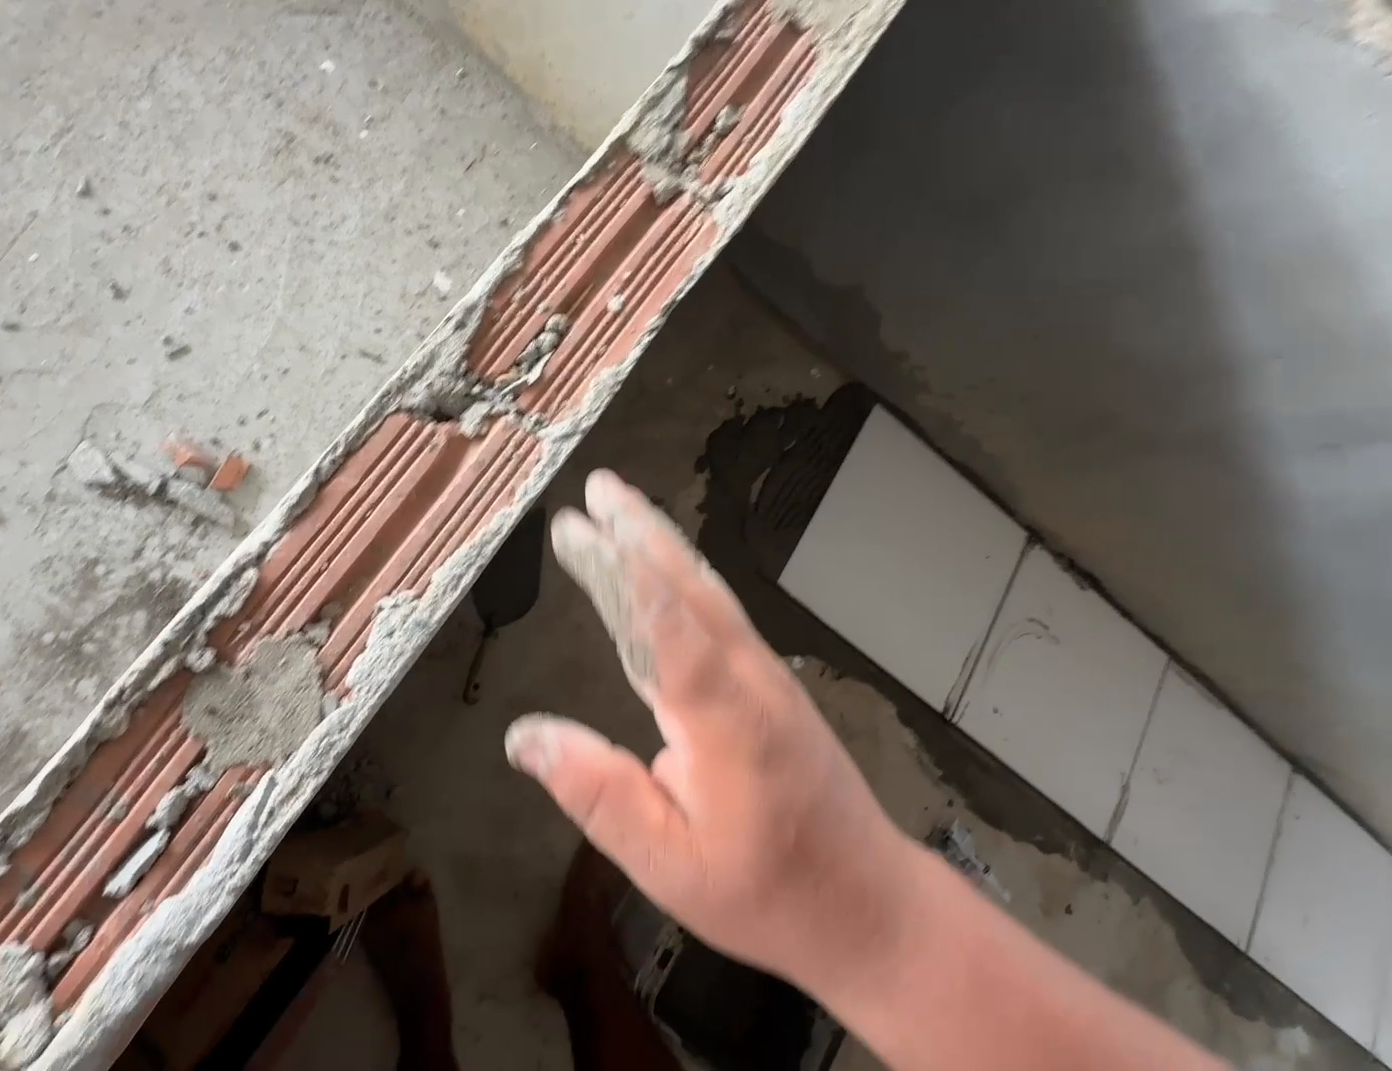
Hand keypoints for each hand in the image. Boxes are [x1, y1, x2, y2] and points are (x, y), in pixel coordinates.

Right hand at [504, 470, 909, 988]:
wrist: (866, 903)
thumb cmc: (767, 894)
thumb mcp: (668, 866)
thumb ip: (598, 795)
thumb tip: (525, 735)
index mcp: (727, 723)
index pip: (666, 628)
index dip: (619, 573)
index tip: (576, 529)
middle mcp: (752, 683)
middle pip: (693, 590)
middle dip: (643, 533)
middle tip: (598, 488)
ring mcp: (769, 679)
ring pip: (712, 595)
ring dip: (665, 546)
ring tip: (622, 509)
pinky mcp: (772, 687)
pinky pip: (722, 616)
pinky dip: (685, 579)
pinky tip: (664, 570)